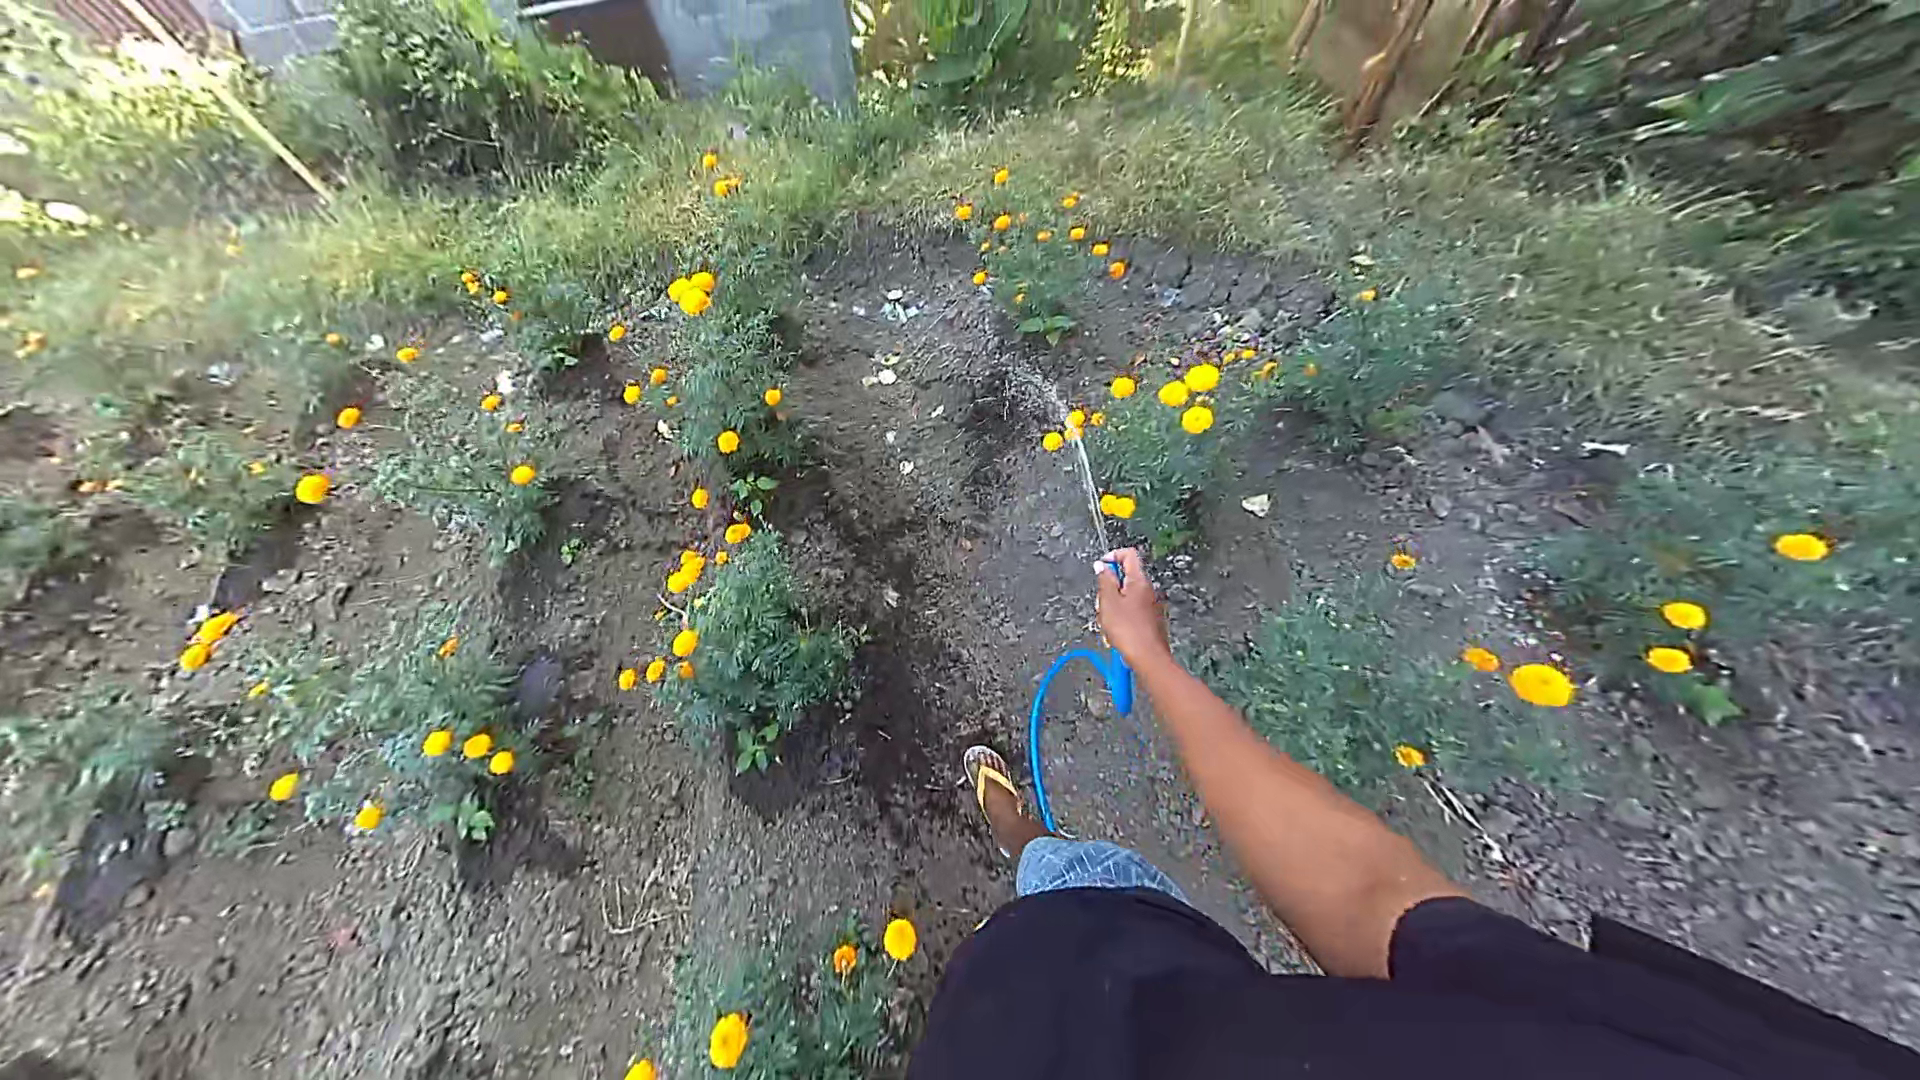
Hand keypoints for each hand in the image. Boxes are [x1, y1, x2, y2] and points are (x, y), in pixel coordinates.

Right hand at [1096, 548, 1169, 667]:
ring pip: (1126, 596)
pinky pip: (1131, 611)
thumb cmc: (1128, 631)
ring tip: (1108, 622)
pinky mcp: (1150, 620)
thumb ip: (1105, 579)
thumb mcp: (1108, 601)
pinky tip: (1116, 632)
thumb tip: (1102, 565)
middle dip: (1109, 588)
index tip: (1101, 568)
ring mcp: (1151, 605)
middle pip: (1125, 577)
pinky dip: (1121, 617)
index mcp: (1139, 581)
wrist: (1147, 657)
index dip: (1112, 556)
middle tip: (1102, 602)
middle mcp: (1148, 590)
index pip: (1129, 554)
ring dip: (1113, 606)